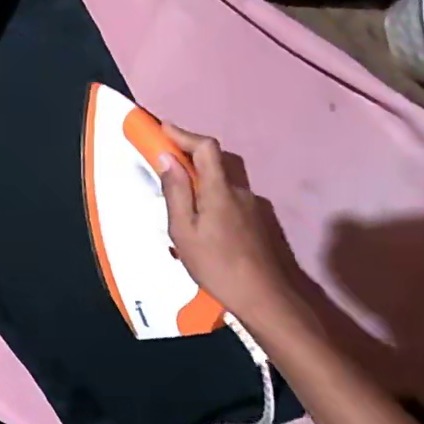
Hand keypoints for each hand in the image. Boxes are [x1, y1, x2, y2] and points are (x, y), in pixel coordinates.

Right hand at [155, 125, 296, 321]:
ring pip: (222, 178)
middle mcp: (239, 190)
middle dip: (189, 151)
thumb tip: (167, 159)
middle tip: (164, 157)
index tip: (161, 128)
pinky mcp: (255, 219)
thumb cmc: (215, 264)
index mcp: (219, 190)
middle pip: (216, 159)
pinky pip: (227, 195)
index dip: (183, 134)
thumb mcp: (183, 230)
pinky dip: (209, 192)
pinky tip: (198, 216)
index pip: (205, 147)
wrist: (262, 296)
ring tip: (176, 189)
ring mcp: (251, 204)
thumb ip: (176, 192)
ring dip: (199, 173)